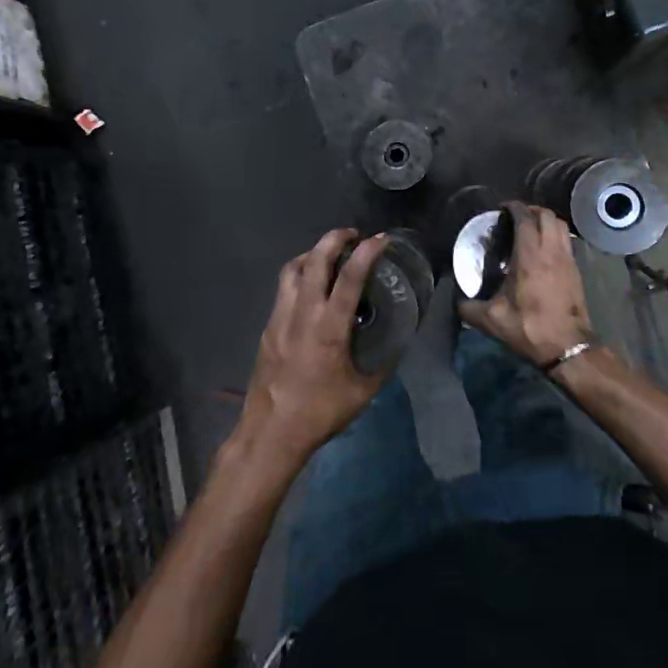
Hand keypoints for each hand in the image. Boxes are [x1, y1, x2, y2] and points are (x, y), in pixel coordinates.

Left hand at [235, 229, 390, 465]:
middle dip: (334, 238)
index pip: (349, 278)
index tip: (380, 239)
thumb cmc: (320, 413)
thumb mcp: (363, 391)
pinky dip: (299, 276)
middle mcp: (302, 314)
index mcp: (329, 328)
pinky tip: (311, 289)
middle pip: (314, 261)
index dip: (367, 252)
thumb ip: (382, 363)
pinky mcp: (269, 328)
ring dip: (312, 254)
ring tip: (329, 255)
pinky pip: (283, 290)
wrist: (271, 433)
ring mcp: (280, 319)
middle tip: (353, 234)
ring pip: (292, 270)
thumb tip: (398, 345)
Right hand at [459, 204, 591, 366]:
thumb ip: (469, 308)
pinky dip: (555, 235)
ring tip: (531, 228)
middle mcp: (551, 251)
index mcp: (529, 256)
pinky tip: (544, 249)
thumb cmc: (529, 328)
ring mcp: (567, 259)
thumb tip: (457, 302)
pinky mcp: (576, 270)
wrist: (568, 346)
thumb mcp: (492, 320)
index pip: (525, 218)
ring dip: (546, 220)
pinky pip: (567, 240)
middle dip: (531, 209)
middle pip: (547, 214)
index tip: (502, 208)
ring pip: (560, 225)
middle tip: (516, 216)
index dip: (514, 207)